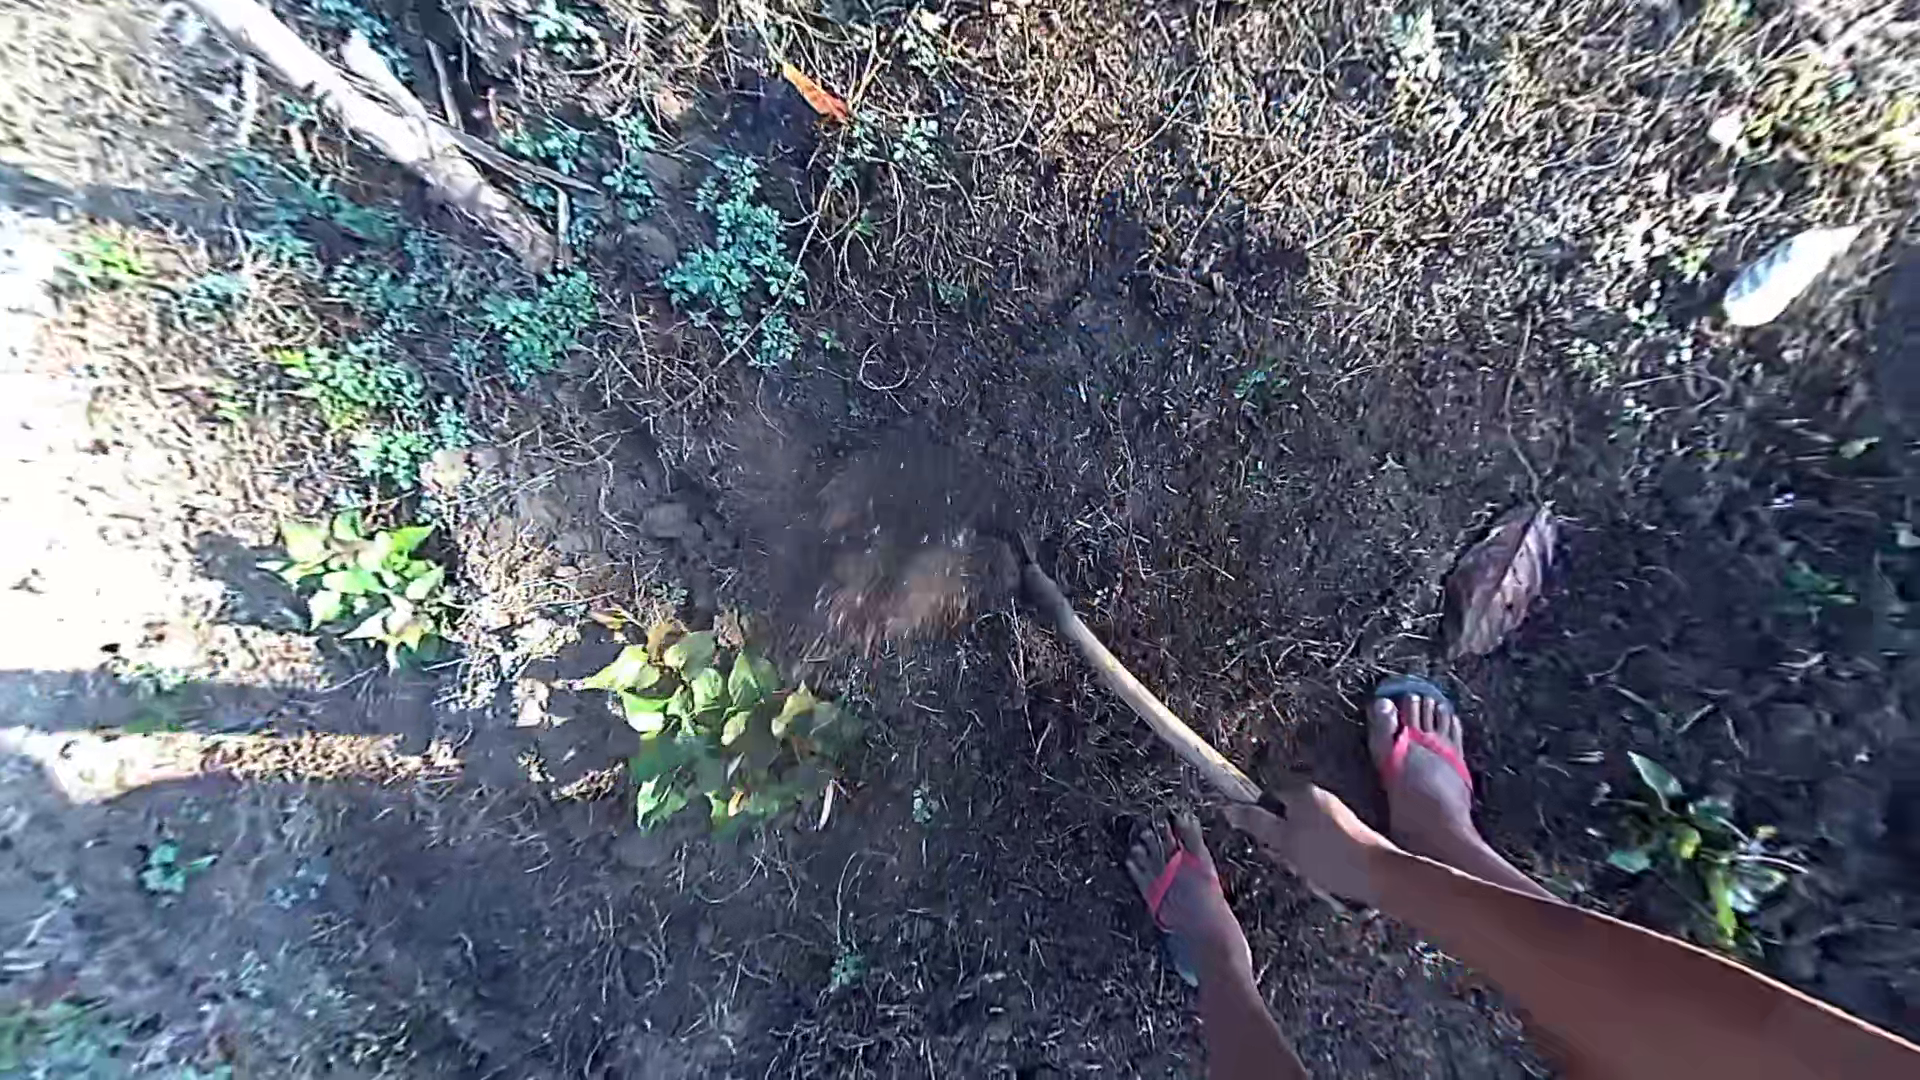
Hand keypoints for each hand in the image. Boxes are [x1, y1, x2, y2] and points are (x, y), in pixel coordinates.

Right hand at [1223, 782, 1400, 906]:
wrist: (1383, 878)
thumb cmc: (1329, 857)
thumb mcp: (1284, 842)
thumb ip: (1255, 823)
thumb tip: (1229, 809)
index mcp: (1301, 792)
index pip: (1268, 798)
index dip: (1263, 821)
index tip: (1268, 843)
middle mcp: (1319, 797)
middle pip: (1287, 816)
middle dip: (1285, 840)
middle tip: (1291, 861)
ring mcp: (1338, 814)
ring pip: (1306, 832)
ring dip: (1303, 852)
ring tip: (1311, 873)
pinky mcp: (1353, 833)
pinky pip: (1325, 842)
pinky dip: (1322, 857)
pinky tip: (1328, 875)